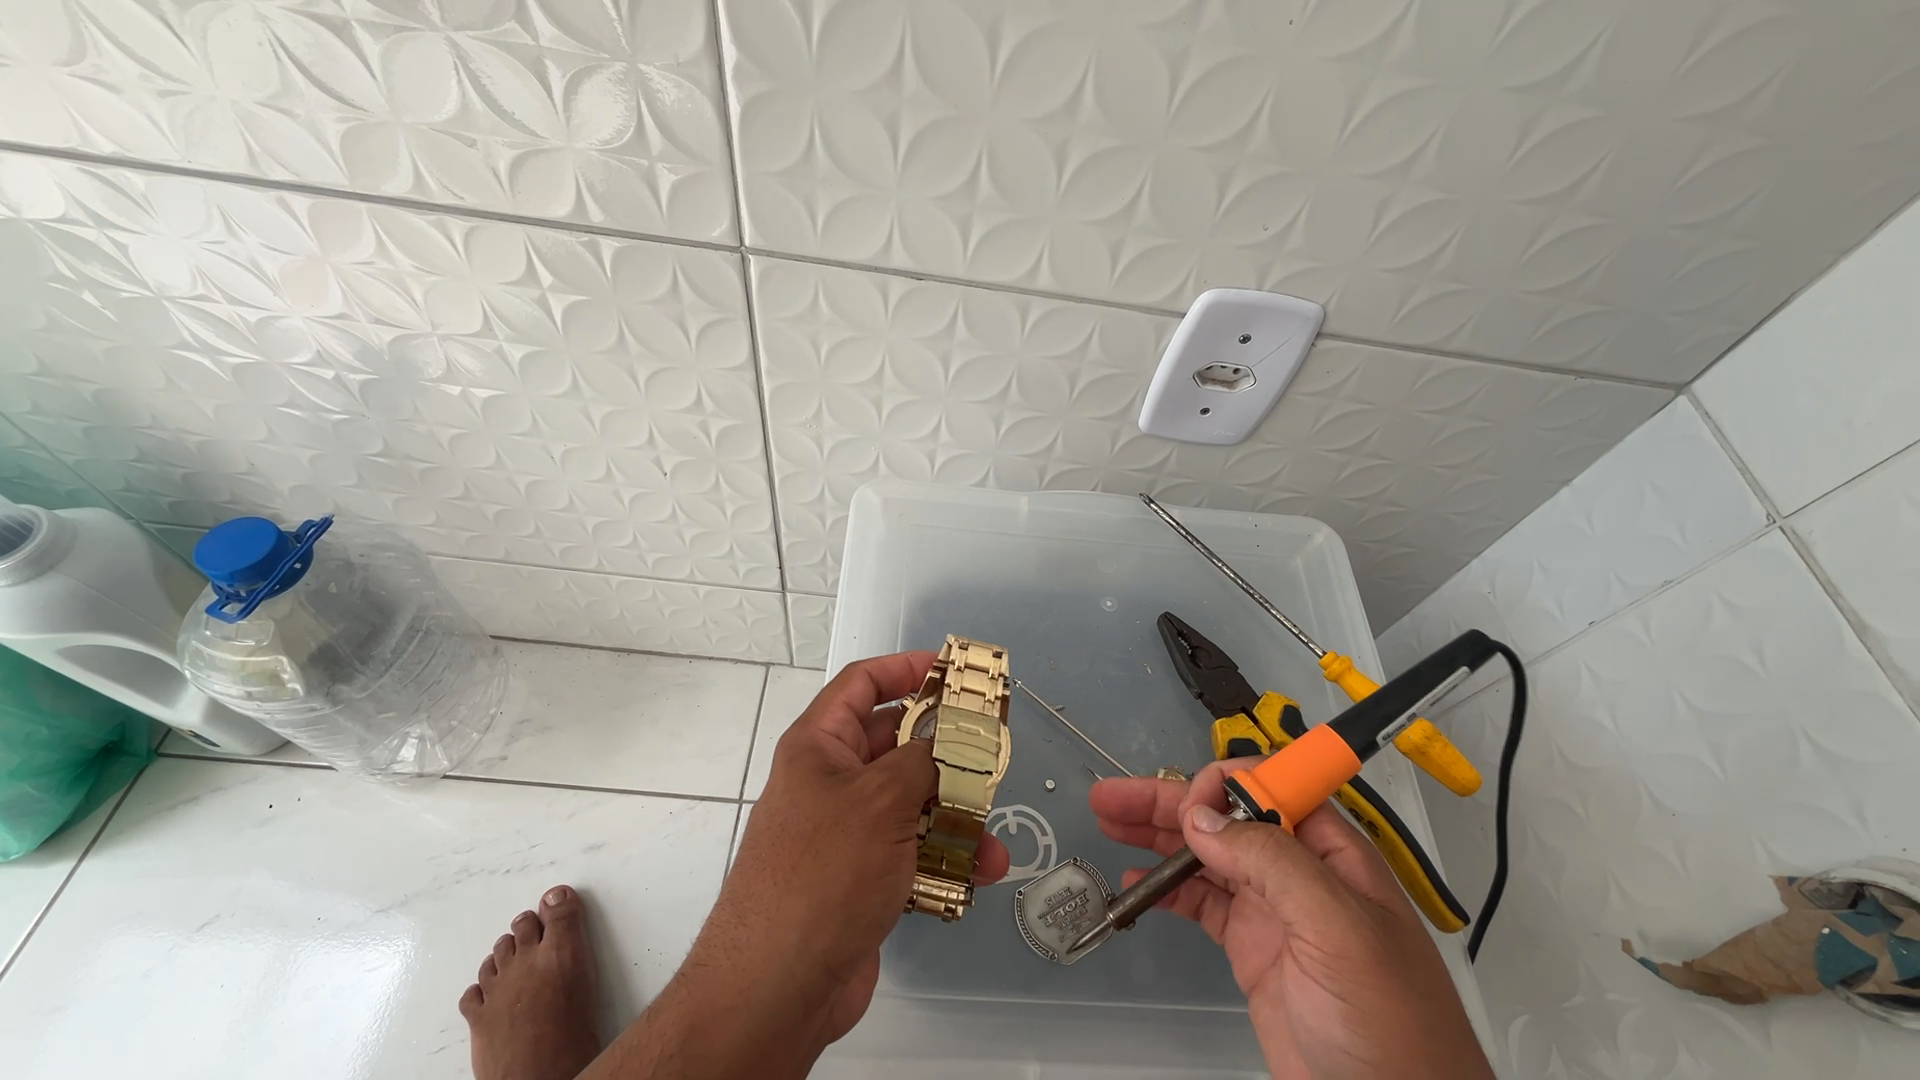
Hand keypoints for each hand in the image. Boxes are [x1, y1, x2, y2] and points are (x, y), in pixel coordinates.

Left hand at [726, 650, 1007, 1040]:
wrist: (779, 984)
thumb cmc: (824, 872)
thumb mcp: (881, 799)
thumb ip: (924, 759)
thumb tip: (950, 741)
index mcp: (819, 746)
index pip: (862, 685)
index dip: (905, 669)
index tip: (952, 671)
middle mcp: (830, 782)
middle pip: (895, 746)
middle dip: (945, 753)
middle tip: (990, 757)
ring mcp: (845, 833)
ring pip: (911, 805)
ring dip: (955, 817)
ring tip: (992, 838)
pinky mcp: (861, 878)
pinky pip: (911, 852)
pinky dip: (943, 858)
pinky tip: (977, 874)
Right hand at [1092, 760, 1491, 1079]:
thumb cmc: (1386, 1021)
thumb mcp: (1338, 930)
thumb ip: (1271, 863)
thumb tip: (1200, 816)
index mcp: (1330, 853)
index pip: (1272, 789)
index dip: (1224, 784)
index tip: (1186, 808)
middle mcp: (1298, 872)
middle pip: (1226, 817)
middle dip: (1169, 800)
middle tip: (1111, 798)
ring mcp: (1273, 911)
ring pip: (1206, 855)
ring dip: (1158, 836)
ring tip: (1109, 823)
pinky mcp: (1251, 950)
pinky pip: (1202, 904)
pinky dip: (1165, 890)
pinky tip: (1134, 885)